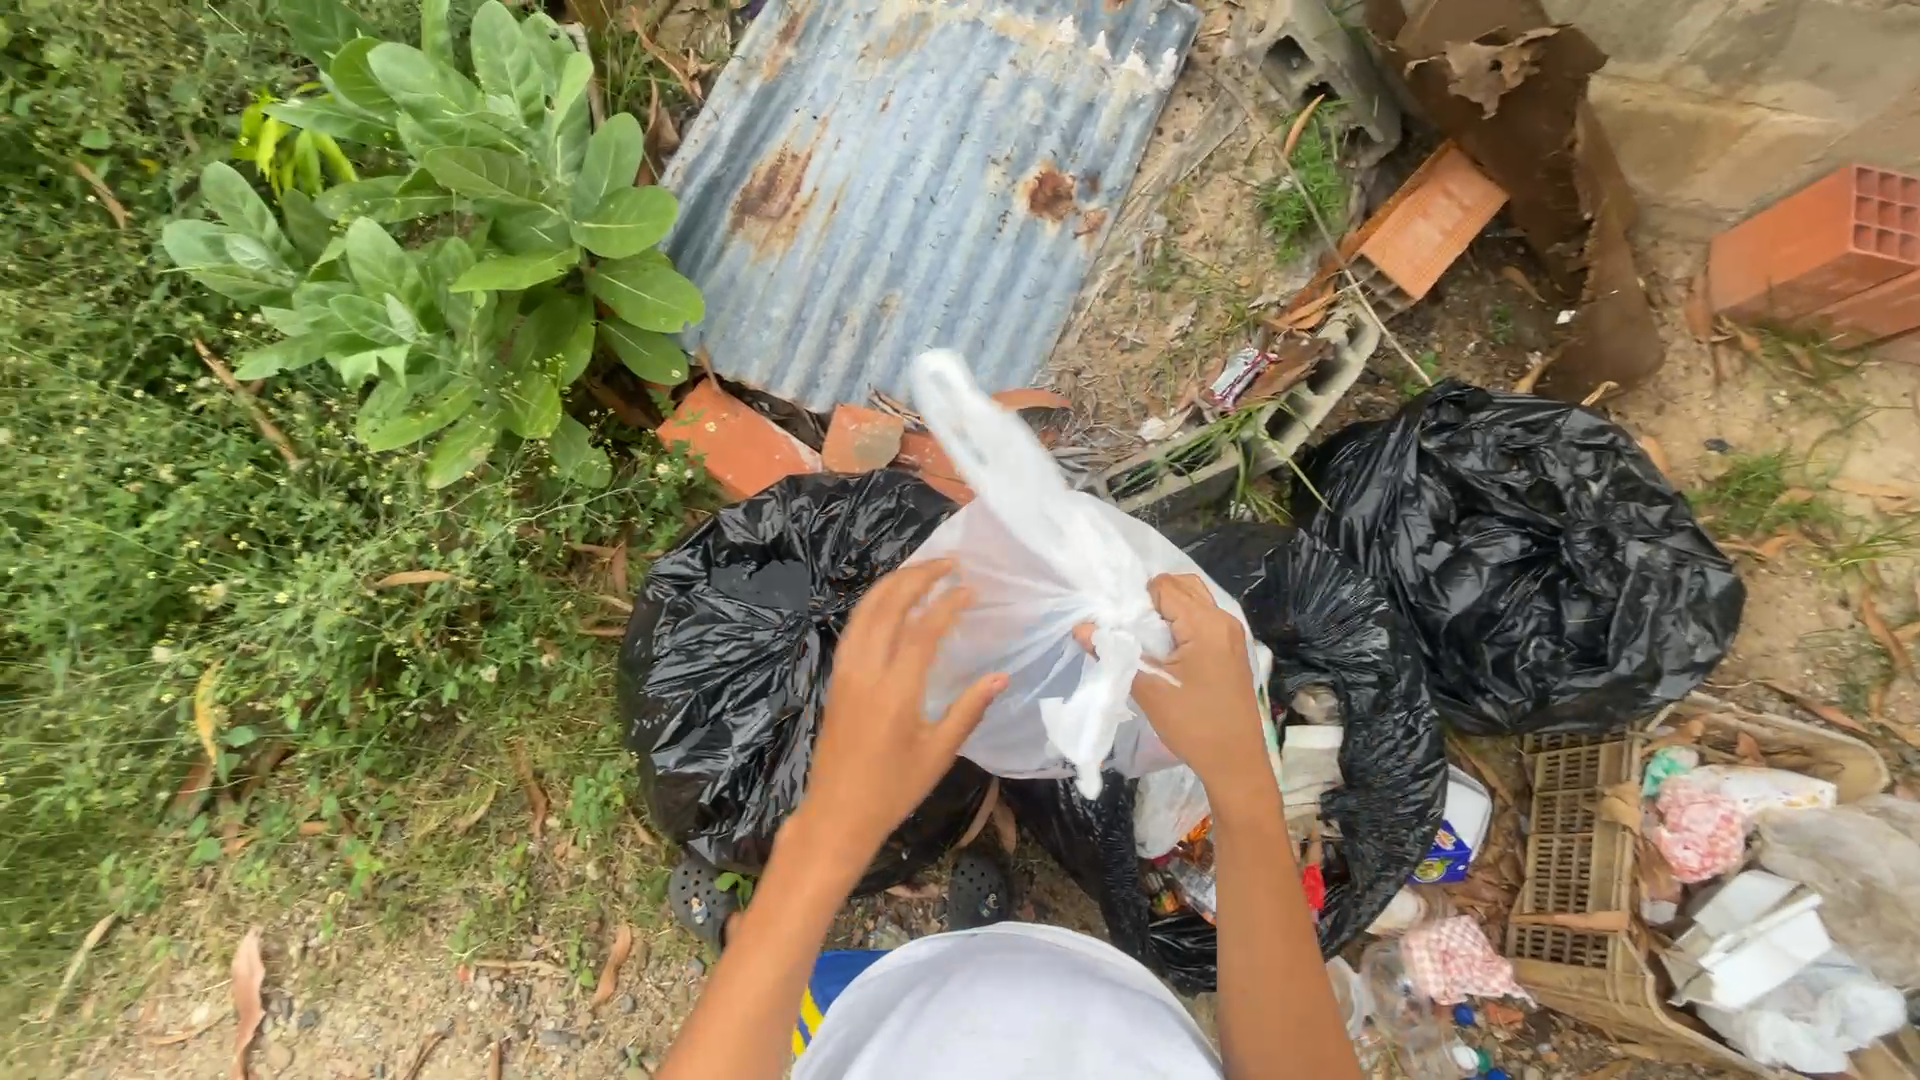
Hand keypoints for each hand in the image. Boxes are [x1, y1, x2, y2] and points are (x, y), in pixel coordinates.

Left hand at [794, 560, 1006, 871]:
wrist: (836, 814)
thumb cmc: (893, 790)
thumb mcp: (939, 754)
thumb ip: (969, 710)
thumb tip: (1002, 676)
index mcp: (896, 691)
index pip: (923, 630)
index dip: (948, 603)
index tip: (970, 589)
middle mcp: (866, 671)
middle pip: (889, 605)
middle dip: (918, 576)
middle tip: (948, 563)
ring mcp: (845, 671)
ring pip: (865, 610)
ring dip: (893, 582)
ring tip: (922, 569)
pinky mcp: (836, 677)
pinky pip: (854, 626)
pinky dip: (874, 603)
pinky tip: (891, 600)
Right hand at [1077, 574, 1274, 810]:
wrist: (1235, 762)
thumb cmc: (1193, 725)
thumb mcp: (1149, 689)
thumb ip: (1113, 653)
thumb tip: (1079, 629)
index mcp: (1205, 625)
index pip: (1164, 587)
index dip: (1138, 602)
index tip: (1124, 627)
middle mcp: (1223, 621)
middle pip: (1182, 586)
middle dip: (1152, 600)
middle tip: (1133, 630)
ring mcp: (1232, 635)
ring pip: (1194, 601)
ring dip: (1167, 611)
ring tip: (1146, 641)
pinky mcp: (1233, 649)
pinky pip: (1203, 619)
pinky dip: (1182, 623)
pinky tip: (1166, 652)